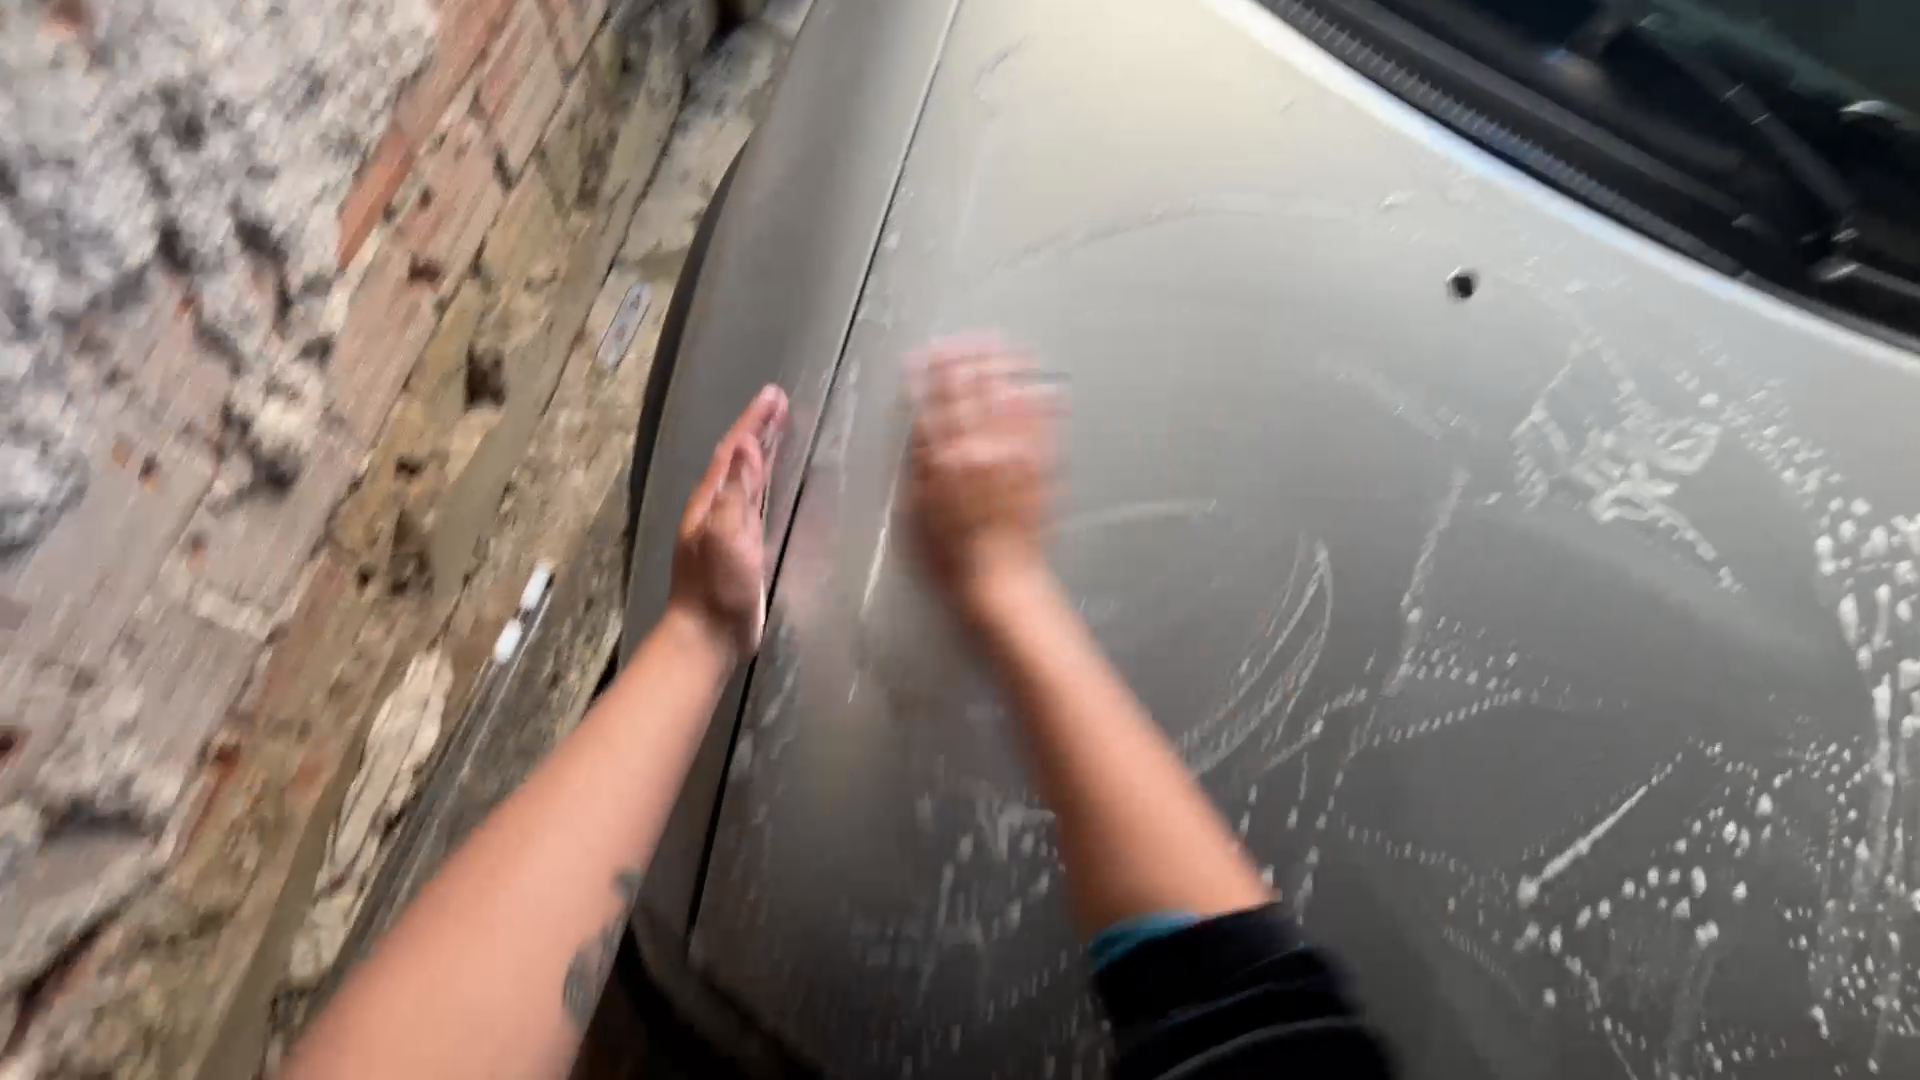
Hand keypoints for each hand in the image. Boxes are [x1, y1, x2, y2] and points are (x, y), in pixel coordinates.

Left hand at [670, 385, 788, 658]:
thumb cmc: (717, 588)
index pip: (734, 450)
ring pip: (746, 478)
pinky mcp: (743, 547)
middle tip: (781, 403)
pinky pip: (755, 501)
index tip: (774, 396)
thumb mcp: (726, 537)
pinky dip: (764, 482)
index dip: (753, 421)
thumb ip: (736, 493)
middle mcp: (716, 508)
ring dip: (761, 452)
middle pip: (739, 459)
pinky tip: (771, 484)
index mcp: (710, 501)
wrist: (707, 637)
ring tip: (779, 431)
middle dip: (758, 429)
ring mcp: (728, 528)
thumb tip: (747, 445)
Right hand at [908, 339, 1057, 613]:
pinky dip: (1045, 405)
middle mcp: (981, 451)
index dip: (932, 373)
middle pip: (974, 394)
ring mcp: (1014, 459)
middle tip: (972, 338)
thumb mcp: (916, 511)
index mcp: (945, 460)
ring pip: (1010, 402)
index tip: (930, 353)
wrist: (998, 582)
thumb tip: (920, 431)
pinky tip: (1047, 387)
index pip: (936, 404)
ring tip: (1010, 348)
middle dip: (971, 360)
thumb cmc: (952, 557)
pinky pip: (1044, 429)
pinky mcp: (1039, 472)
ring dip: (1008, 372)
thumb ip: (920, 466)